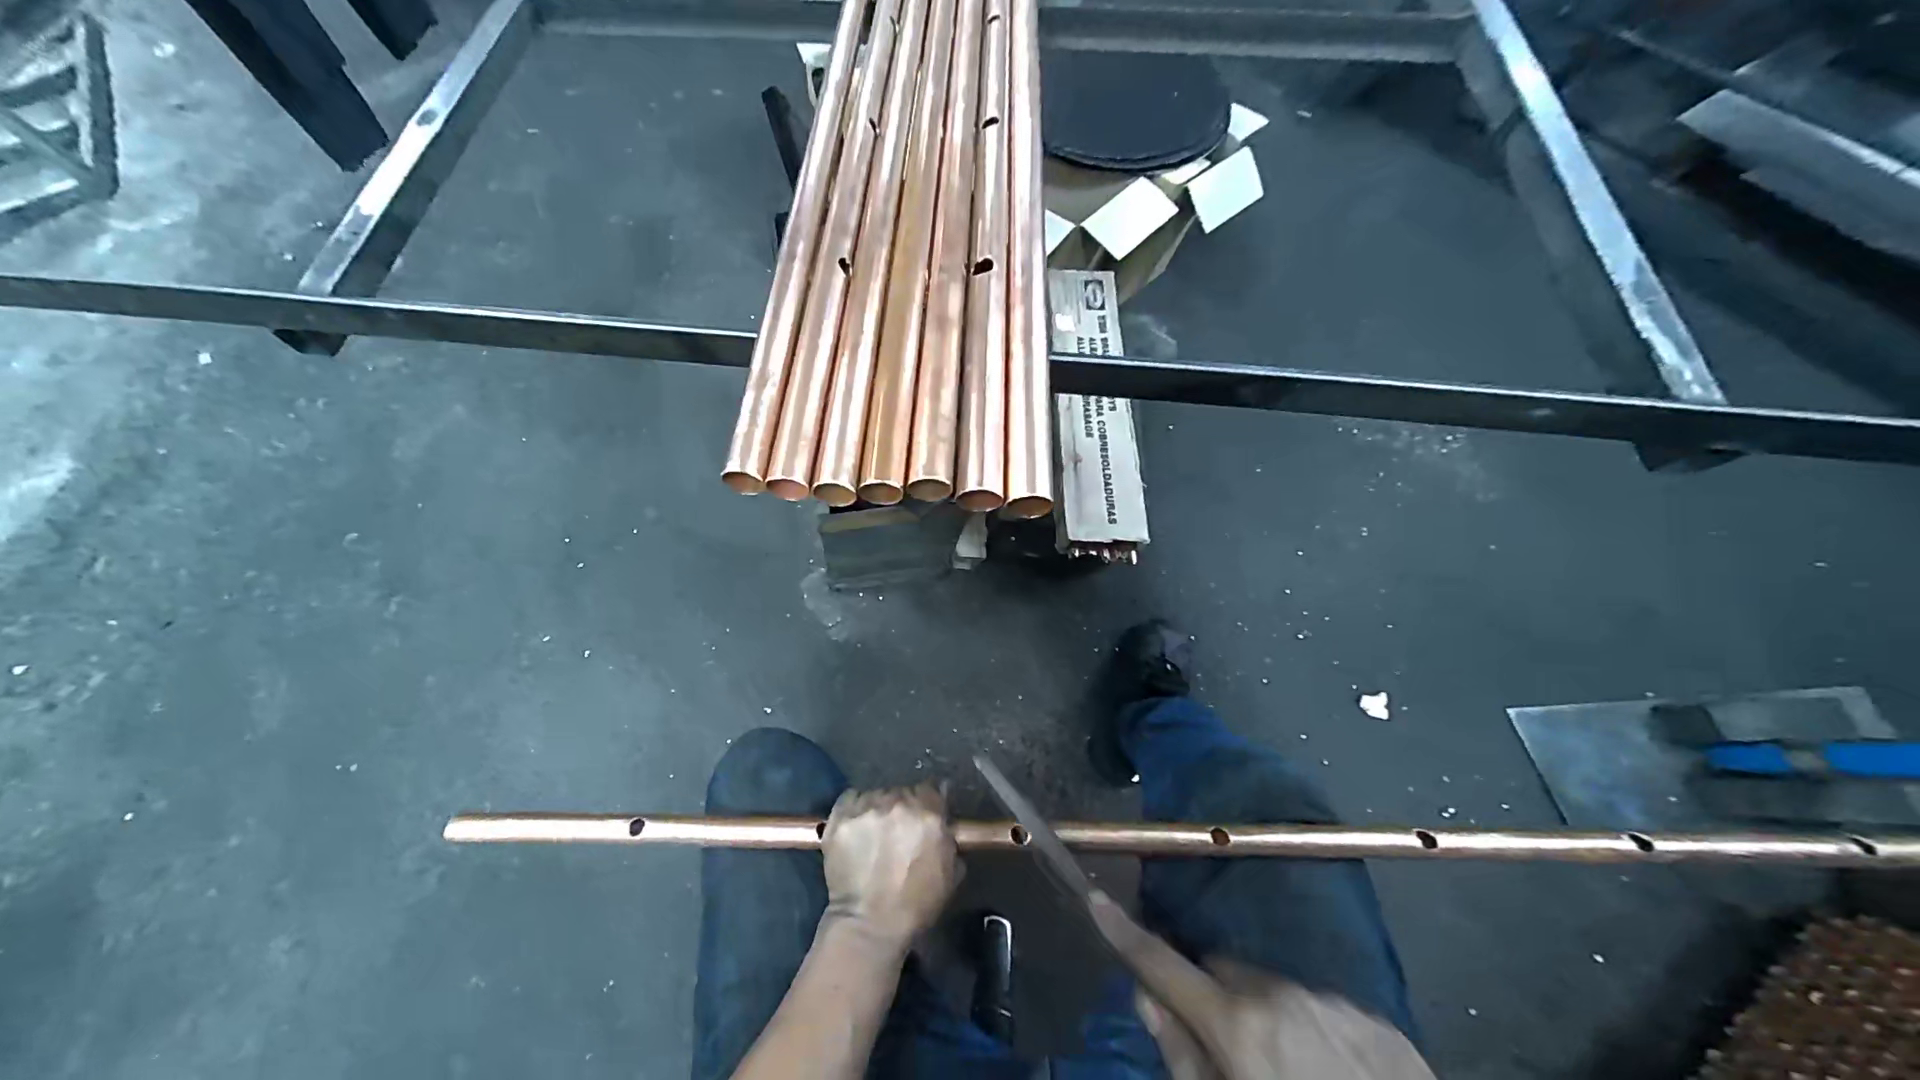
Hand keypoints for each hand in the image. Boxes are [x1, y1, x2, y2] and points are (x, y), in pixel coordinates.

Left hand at [821, 784, 959, 949]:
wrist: (869, 924)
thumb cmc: (915, 904)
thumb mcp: (951, 873)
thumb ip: (950, 840)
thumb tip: (945, 826)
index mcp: (929, 814)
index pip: (932, 788)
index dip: (929, 802)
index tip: (925, 814)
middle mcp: (899, 802)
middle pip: (903, 791)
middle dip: (903, 807)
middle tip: (898, 830)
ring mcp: (867, 807)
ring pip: (876, 794)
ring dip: (878, 808)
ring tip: (874, 832)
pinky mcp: (841, 816)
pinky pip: (851, 798)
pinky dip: (854, 808)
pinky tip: (856, 827)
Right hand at [1088, 893, 1434, 1079]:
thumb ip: (1182, 1057)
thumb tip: (1146, 998)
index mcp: (1236, 1024)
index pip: (1163, 964)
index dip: (1124, 934)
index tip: (1095, 900)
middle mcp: (1279, 994)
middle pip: (1221, 971)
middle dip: (1212, 995)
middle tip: (1224, 1047)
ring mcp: (1331, 1002)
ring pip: (1273, 989)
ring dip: (1265, 1013)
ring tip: (1291, 1073)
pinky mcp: (1376, 1020)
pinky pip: (1323, 1008)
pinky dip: (1312, 1028)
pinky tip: (1333, 1075)